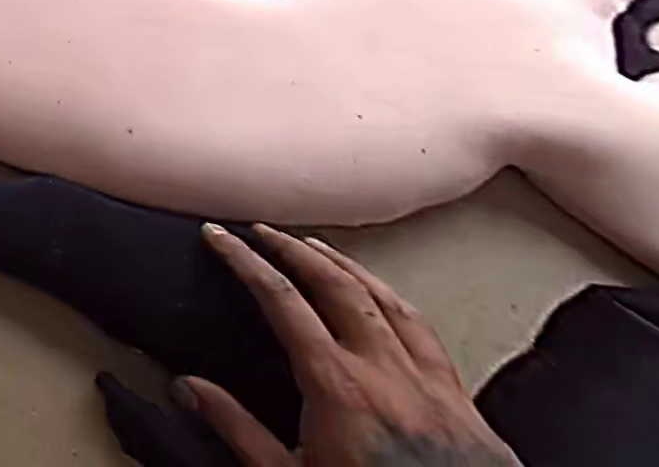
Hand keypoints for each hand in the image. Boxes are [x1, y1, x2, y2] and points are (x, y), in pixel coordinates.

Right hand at [177, 224, 517, 466]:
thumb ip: (237, 427)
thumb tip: (185, 386)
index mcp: (339, 387)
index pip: (280, 298)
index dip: (243, 258)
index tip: (217, 235)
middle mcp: (390, 376)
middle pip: (338, 287)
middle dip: (295, 250)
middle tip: (263, 231)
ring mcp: (439, 392)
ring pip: (391, 304)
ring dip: (348, 267)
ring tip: (319, 248)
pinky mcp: (473, 414)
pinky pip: (430, 338)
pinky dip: (396, 303)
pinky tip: (383, 300)